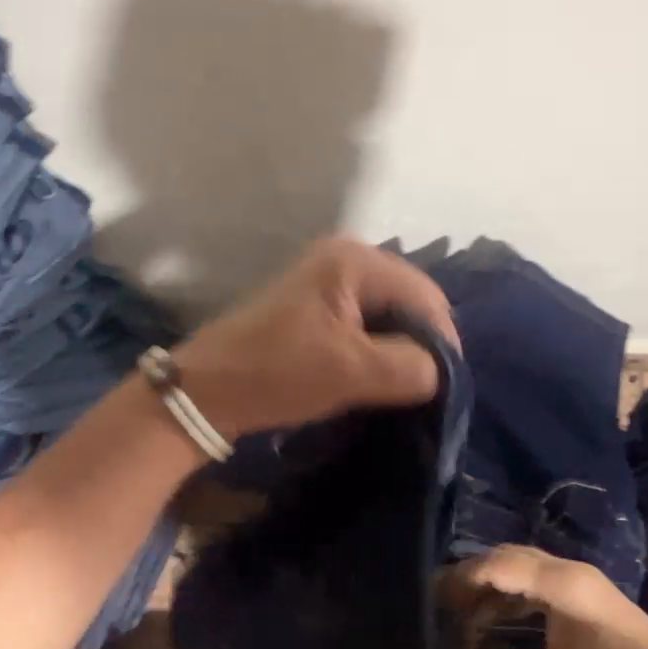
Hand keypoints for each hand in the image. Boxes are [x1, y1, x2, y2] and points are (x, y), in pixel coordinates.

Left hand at [170, 238, 458, 439]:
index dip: (441, 341)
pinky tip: (373, 377)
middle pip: (410, 301)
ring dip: (399, 350)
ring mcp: (328, 278)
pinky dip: (376, 349)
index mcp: (355, 260)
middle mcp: (346, 256)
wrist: (205, 392)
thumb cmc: (277, 374)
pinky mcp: (317, 304)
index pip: (427, 296)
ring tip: (398, 387)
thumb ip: (412, 367)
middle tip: (421, 388)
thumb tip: (440, 371)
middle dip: (420, 344)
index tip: (440, 387)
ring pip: (389, 315)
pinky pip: (367, 323)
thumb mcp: (353, 372)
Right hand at [441, 546, 647, 648]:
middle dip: (473, 578)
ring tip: (464, 618)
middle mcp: (570, 571)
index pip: (499, 564)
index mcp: (561, 582)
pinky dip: (514, 598)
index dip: (462, 579)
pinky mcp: (590, 600)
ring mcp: (583, 584)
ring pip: (525, 571)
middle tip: (441, 606)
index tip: (432, 600)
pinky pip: (540, 585)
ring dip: (494, 589)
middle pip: (510, 558)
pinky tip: (501, 624)